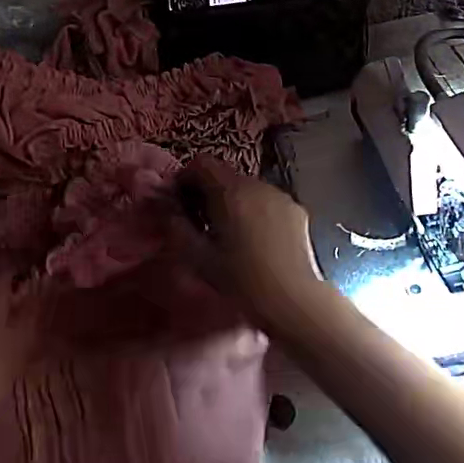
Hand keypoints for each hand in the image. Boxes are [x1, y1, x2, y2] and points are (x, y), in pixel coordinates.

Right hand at [180, 155, 323, 322]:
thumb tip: (166, 208)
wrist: (292, 299)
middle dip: (209, 191)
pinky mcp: (296, 210)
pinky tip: (257, 241)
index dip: (185, 178)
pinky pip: (268, 201)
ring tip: (230, 235)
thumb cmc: (241, 280)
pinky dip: (256, 211)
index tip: (181, 203)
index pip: (201, 163)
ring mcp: (280, 195)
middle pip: (226, 174)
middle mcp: (257, 184)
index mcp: (230, 191)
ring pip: (248, 188)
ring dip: (234, 202)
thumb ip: (177, 226)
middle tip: (201, 223)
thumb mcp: (199, 257)